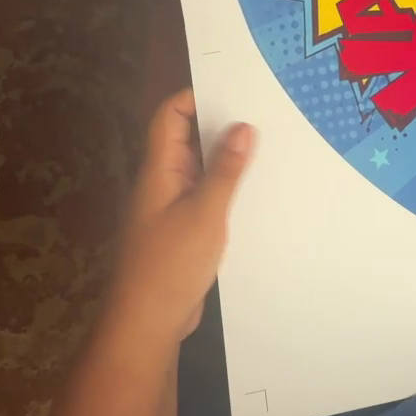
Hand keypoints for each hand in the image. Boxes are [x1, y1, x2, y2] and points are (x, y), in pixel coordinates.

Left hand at [103, 90, 254, 342]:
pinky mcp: (183, 230)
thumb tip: (243, 126)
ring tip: (269, 145)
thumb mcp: (204, 214)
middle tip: (263, 112)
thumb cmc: (169, 265)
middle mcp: (163, 182)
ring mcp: (172, 207)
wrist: (146, 325)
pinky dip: (227, 186)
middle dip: (220, 124)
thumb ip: (226, 170)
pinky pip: (206, 194)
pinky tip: (256, 190)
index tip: (235, 89)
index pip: (169, 116)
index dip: (195, 96)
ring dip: (227, 158)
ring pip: (200, 168)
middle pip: (187, 138)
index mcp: (159, 170)